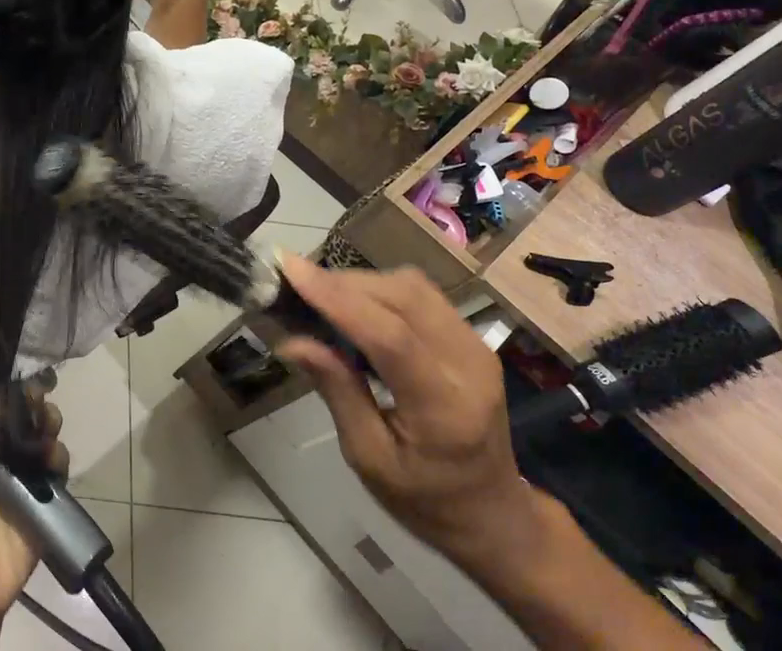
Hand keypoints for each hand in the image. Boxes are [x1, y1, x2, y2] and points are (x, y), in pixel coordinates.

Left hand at [0, 378, 66, 620]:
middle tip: (34, 386)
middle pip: (17, 401)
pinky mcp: (43, 490)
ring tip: (43, 418)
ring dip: (46, 414)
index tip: (8, 347)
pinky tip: (48, 455)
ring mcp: (19, 465)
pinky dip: (56, 451)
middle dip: (27, 388)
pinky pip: (57, 459)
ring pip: (41, 424)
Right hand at [272, 253, 539, 563]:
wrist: (492, 512)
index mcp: (445, 409)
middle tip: (292, 286)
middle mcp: (470, 367)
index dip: (337, 298)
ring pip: (413, 287)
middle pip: (403, 297)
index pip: (390, 336)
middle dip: (342, 283)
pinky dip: (379, 290)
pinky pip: (421, 295)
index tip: (290, 269)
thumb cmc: (423, 497)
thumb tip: (292, 341)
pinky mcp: (471, 339)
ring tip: (317, 296)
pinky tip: (351, 306)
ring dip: (360, 282)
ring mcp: (477, 348)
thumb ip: (337, 392)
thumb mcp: (368, 457)